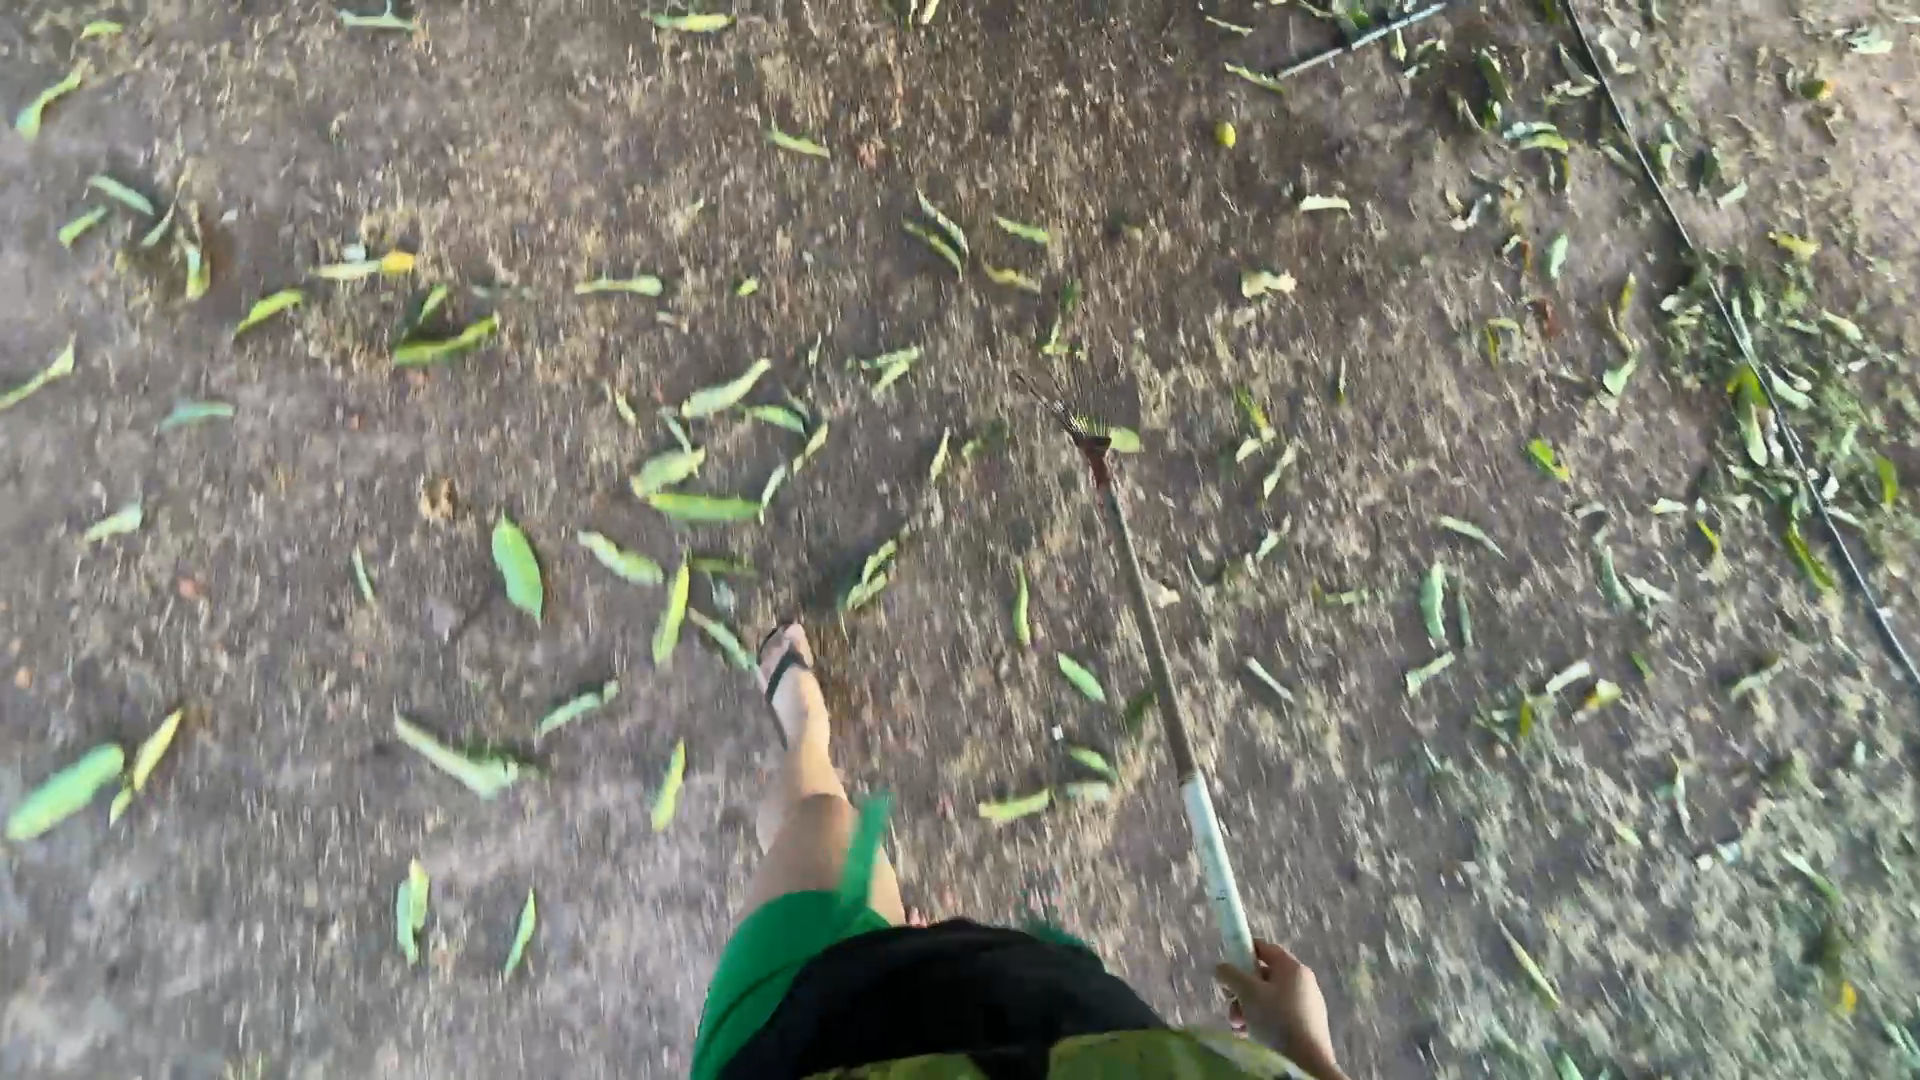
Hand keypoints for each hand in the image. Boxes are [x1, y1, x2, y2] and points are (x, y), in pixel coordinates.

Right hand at [1214, 939, 1348, 1079]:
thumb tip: (1221, 968)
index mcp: (1292, 967)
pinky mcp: (1308, 1026)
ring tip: (1238, 1026)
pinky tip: (1250, 1035)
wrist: (1309, 1064)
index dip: (1242, 952)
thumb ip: (1230, 974)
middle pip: (1263, 976)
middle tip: (1230, 1003)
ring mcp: (1307, 1005)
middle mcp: (1303, 982)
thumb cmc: (1277, 1018)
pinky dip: (1262, 1021)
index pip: (1264, 948)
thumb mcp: (1247, 991)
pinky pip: (1279, 1015)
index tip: (1229, 967)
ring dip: (1248, 1008)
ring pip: (1268, 998)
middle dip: (1241, 990)